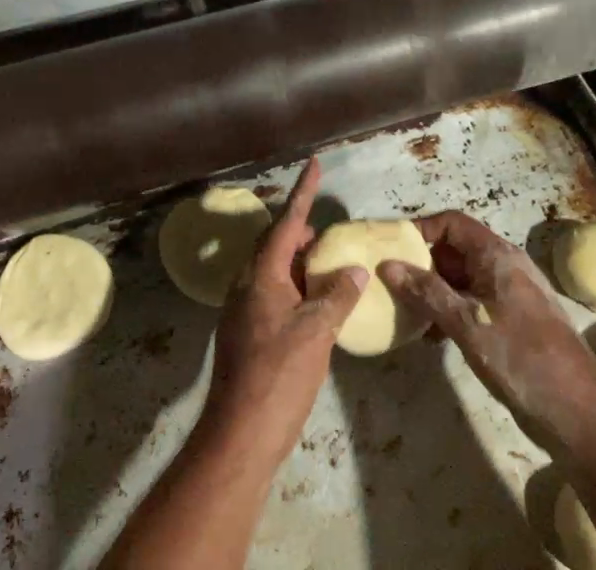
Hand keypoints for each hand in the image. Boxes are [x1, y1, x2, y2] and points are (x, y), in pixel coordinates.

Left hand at [198, 159, 368, 466]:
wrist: (242, 431)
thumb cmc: (279, 374)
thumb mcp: (316, 332)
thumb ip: (336, 296)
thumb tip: (353, 270)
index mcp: (260, 276)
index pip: (284, 224)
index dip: (302, 194)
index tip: (314, 164)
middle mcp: (246, 286)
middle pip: (275, 246)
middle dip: (300, 233)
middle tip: (329, 233)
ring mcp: (244, 312)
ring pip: (273, 273)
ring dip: (299, 264)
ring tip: (329, 266)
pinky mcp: (247, 335)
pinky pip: (274, 296)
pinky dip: (296, 289)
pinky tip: (317, 304)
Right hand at [378, 212, 595, 441]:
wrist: (578, 412)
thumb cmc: (521, 359)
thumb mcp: (468, 324)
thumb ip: (427, 293)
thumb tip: (388, 265)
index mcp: (498, 257)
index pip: (452, 223)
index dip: (420, 230)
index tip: (390, 250)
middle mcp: (504, 268)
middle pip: (454, 249)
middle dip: (421, 264)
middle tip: (390, 285)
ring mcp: (509, 295)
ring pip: (461, 279)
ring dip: (432, 291)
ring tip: (404, 312)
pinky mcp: (511, 321)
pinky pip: (471, 302)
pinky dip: (448, 310)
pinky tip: (430, 335)